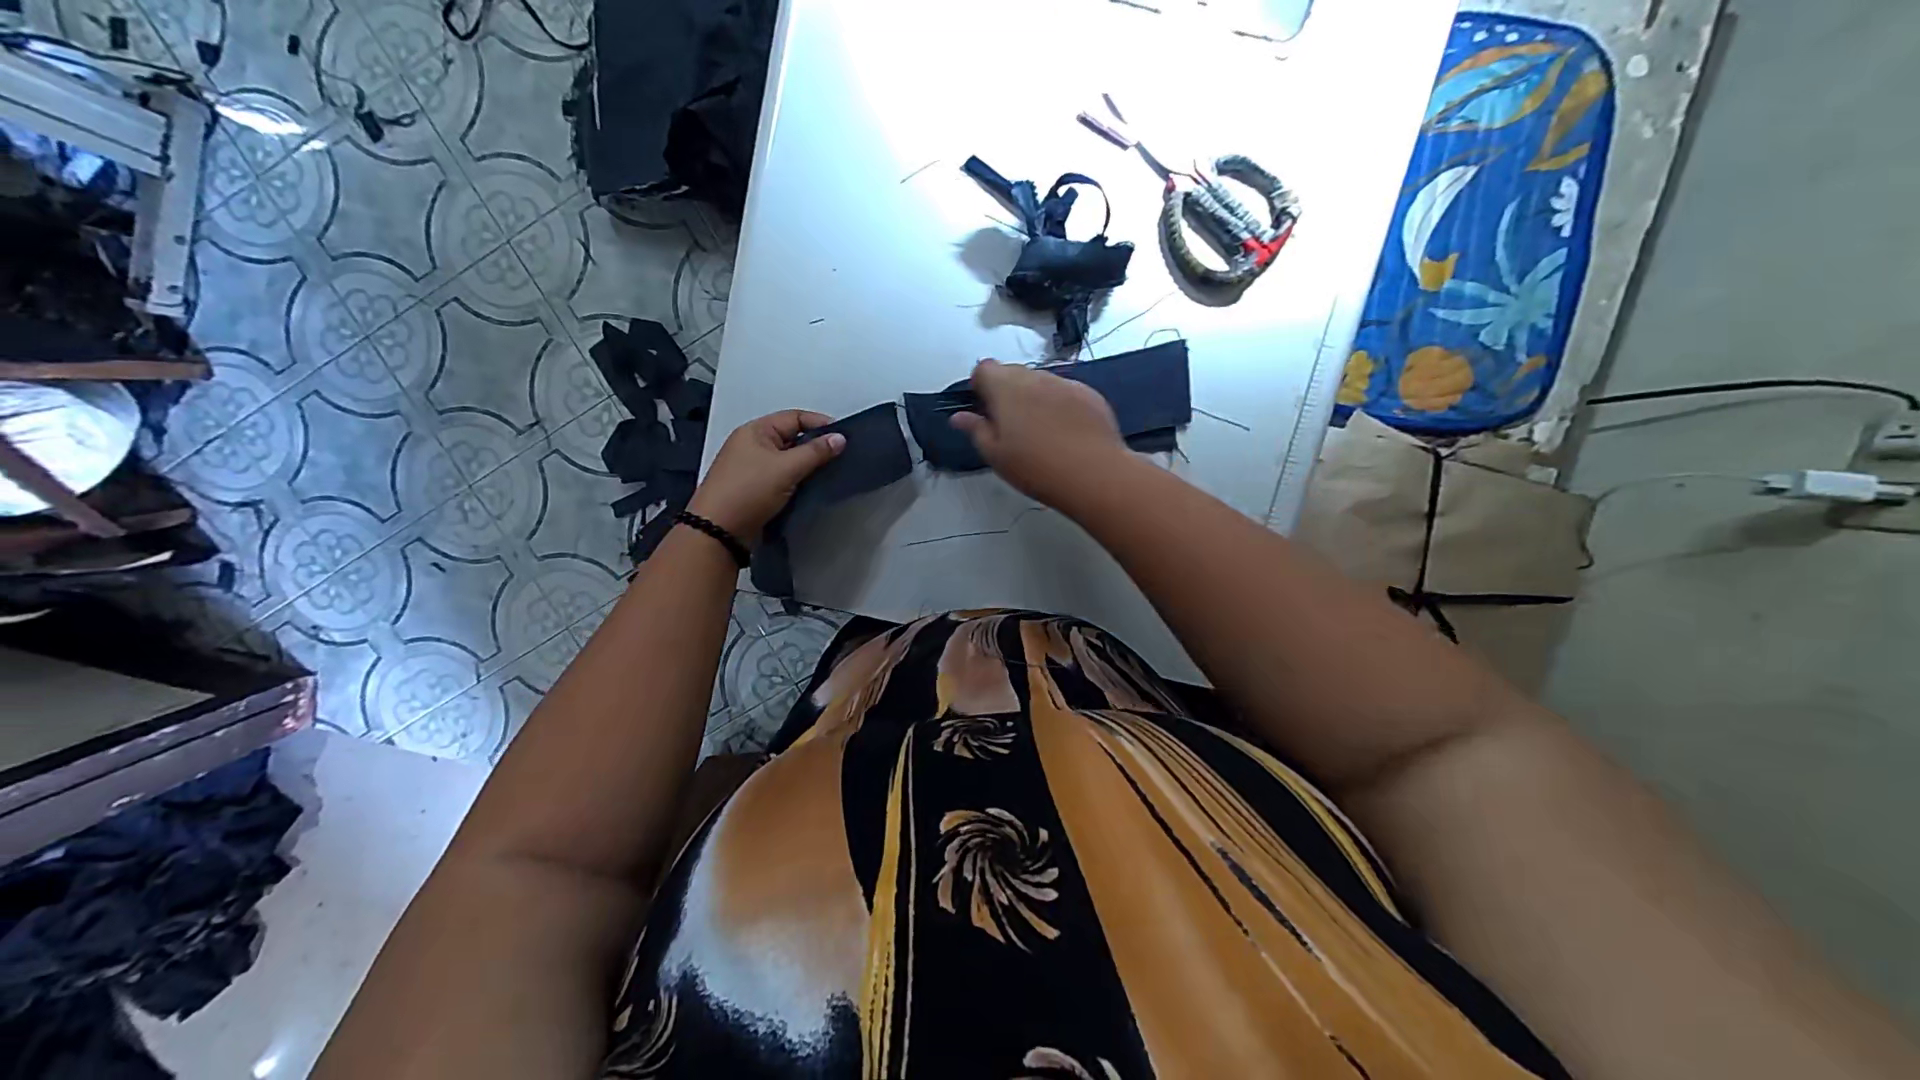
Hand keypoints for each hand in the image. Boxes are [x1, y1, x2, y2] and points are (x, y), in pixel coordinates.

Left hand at [687, 410, 844, 543]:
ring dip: (808, 465)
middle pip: (792, 437)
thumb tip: (840, 439)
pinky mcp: (755, 489)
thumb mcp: (786, 468)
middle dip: (816, 446)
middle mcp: (753, 445)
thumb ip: (815, 452)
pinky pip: (783, 477)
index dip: (820, 424)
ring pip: (788, 459)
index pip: (795, 417)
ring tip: (832, 472)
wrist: (719, 531)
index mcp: (756, 431)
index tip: (844, 438)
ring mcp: (753, 468)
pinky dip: (798, 480)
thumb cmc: (749, 491)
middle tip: (841, 457)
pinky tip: (813, 488)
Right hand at [949, 358, 1130, 507]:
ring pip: (1040, 381)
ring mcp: (1065, 383)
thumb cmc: (1037, 467)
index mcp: (1006, 388)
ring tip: (1039, 432)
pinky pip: (1065, 391)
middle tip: (1009, 426)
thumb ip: (976, 430)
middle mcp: (1035, 377)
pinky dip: (1059, 404)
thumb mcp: (996, 455)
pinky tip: (1064, 432)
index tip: (984, 410)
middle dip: (1006, 391)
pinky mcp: (1089, 394)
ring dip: (1033, 397)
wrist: (1094, 474)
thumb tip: (959, 417)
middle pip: (1012, 372)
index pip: (983, 368)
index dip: (980, 385)